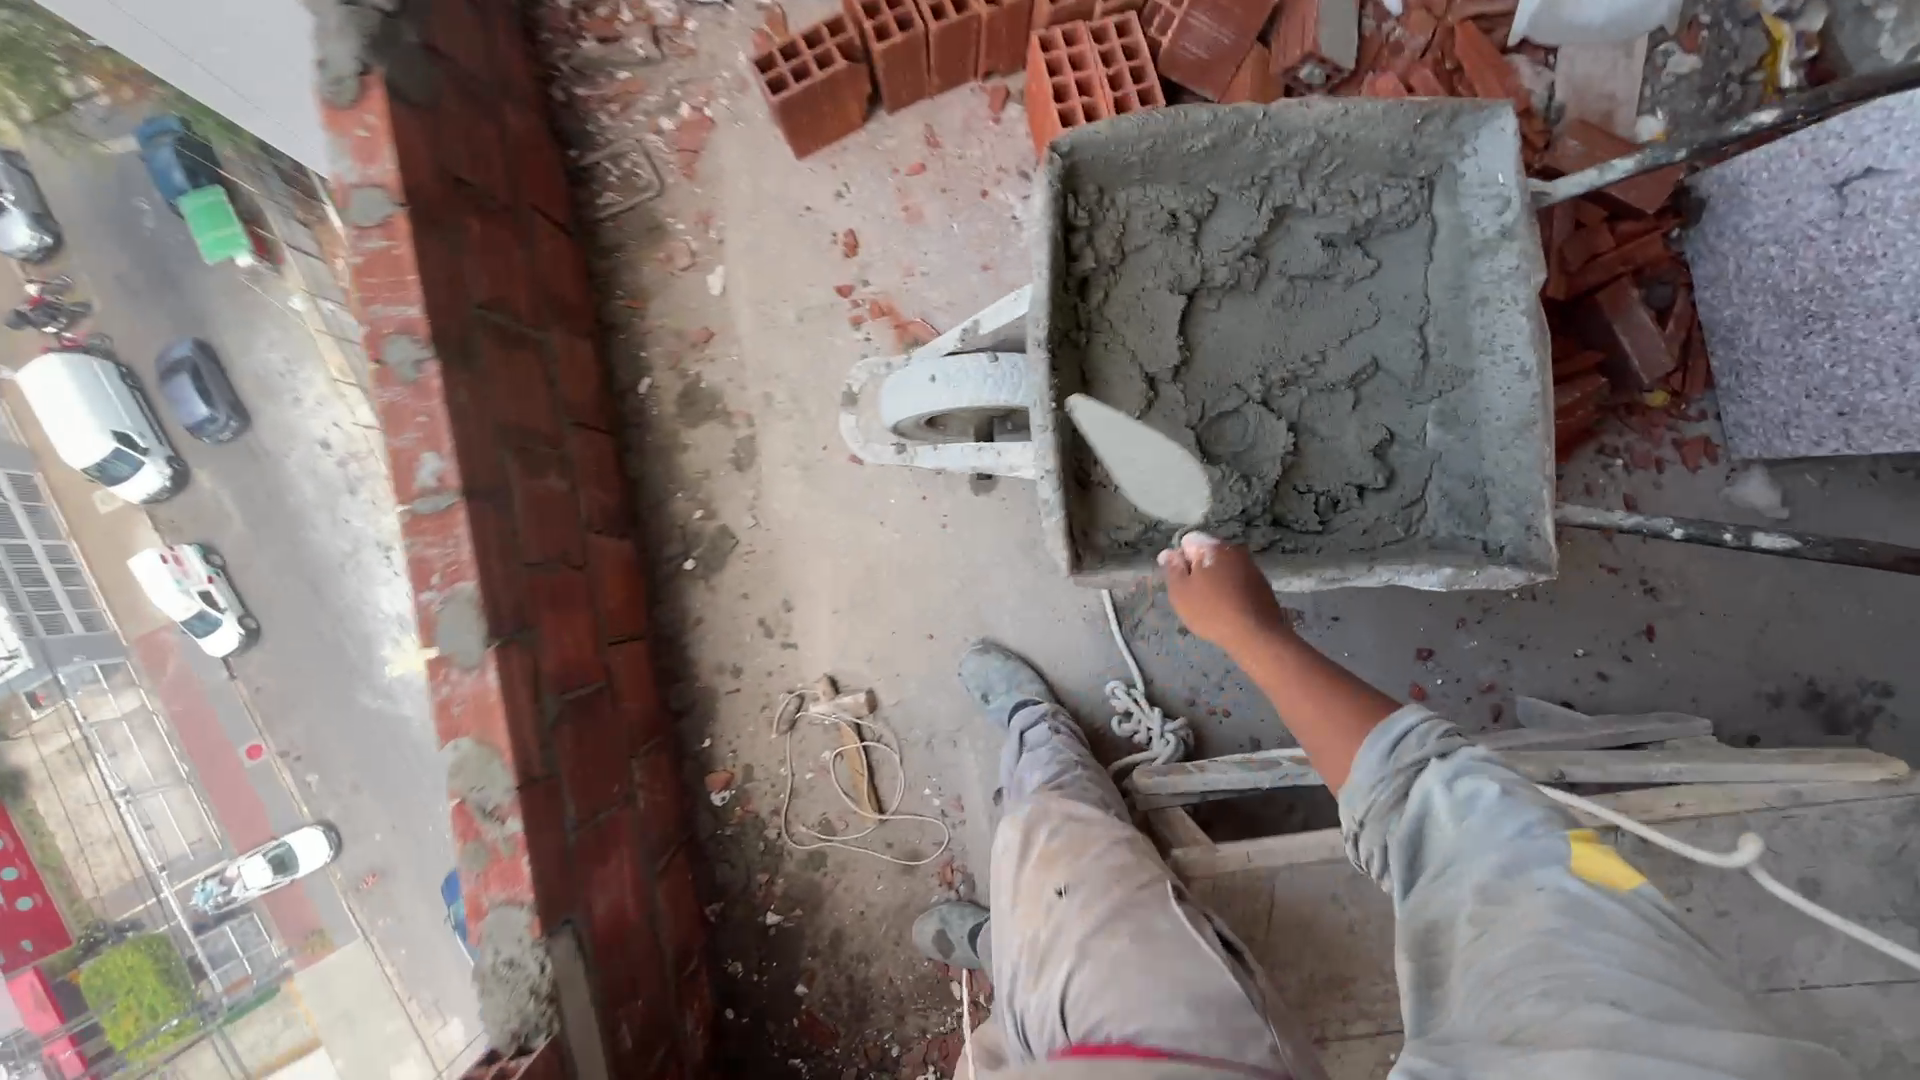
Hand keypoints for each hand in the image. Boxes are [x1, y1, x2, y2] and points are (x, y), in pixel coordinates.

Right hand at [1158, 533, 1292, 654]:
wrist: (1255, 634)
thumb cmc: (1211, 611)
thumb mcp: (1180, 592)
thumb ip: (1172, 568)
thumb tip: (1168, 552)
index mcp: (1212, 547)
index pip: (1188, 541)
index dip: (1180, 559)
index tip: (1180, 580)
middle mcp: (1234, 550)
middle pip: (1208, 553)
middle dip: (1198, 569)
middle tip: (1193, 594)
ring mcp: (1251, 566)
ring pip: (1224, 567)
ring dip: (1215, 580)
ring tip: (1211, 604)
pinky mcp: (1262, 583)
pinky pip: (1239, 580)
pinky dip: (1231, 589)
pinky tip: (1229, 608)